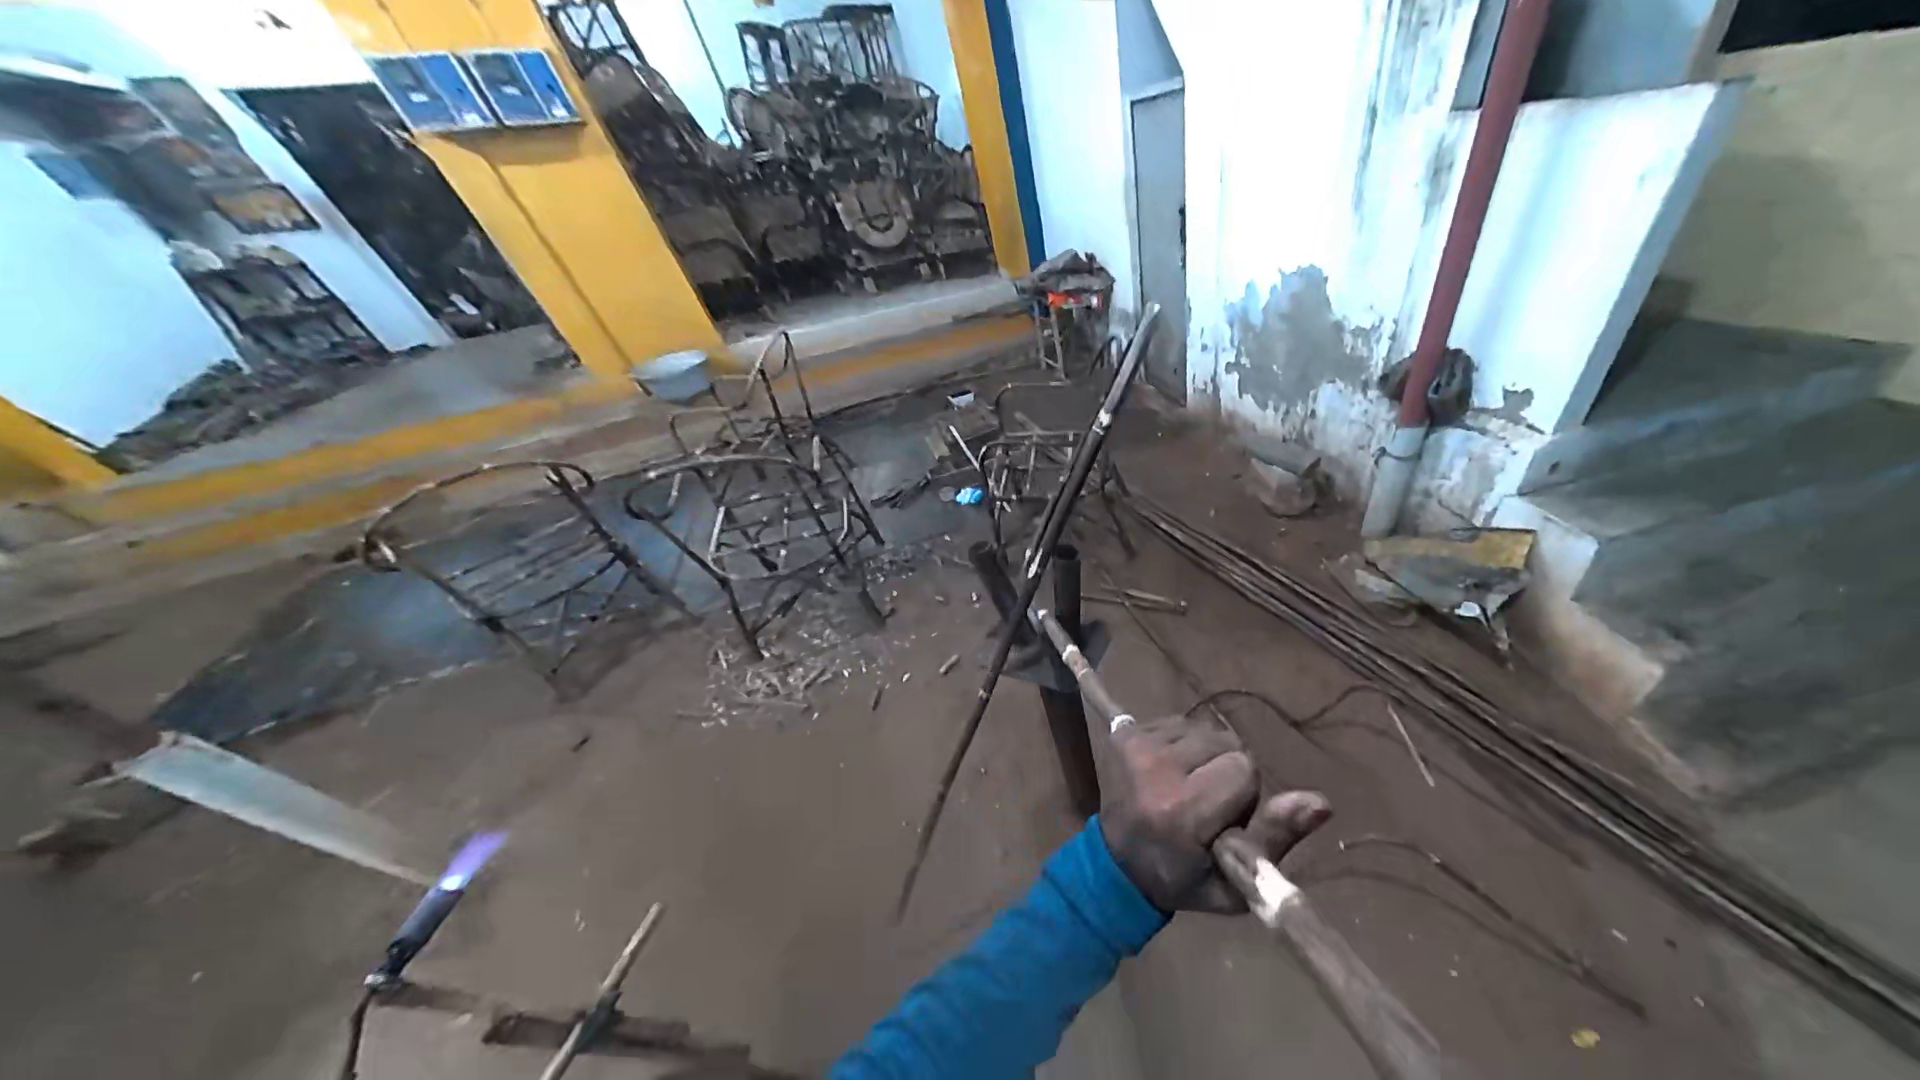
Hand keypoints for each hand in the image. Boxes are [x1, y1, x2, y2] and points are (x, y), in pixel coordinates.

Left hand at [1099, 714, 1330, 912]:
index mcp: (1182, 808)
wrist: (1116, 863)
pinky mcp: (1124, 732)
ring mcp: (1136, 745)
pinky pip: (1179, 722)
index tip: (1226, 820)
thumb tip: (1321, 802)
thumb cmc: (1182, 879)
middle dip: (1227, 772)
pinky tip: (1170, 771)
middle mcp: (1156, 768)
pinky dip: (1184, 745)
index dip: (1245, 796)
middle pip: (1226, 743)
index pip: (1245, 769)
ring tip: (1187, 787)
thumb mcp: (1236, 882)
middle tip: (1206, 804)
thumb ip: (1276, 838)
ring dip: (1205, 756)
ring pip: (1204, 729)